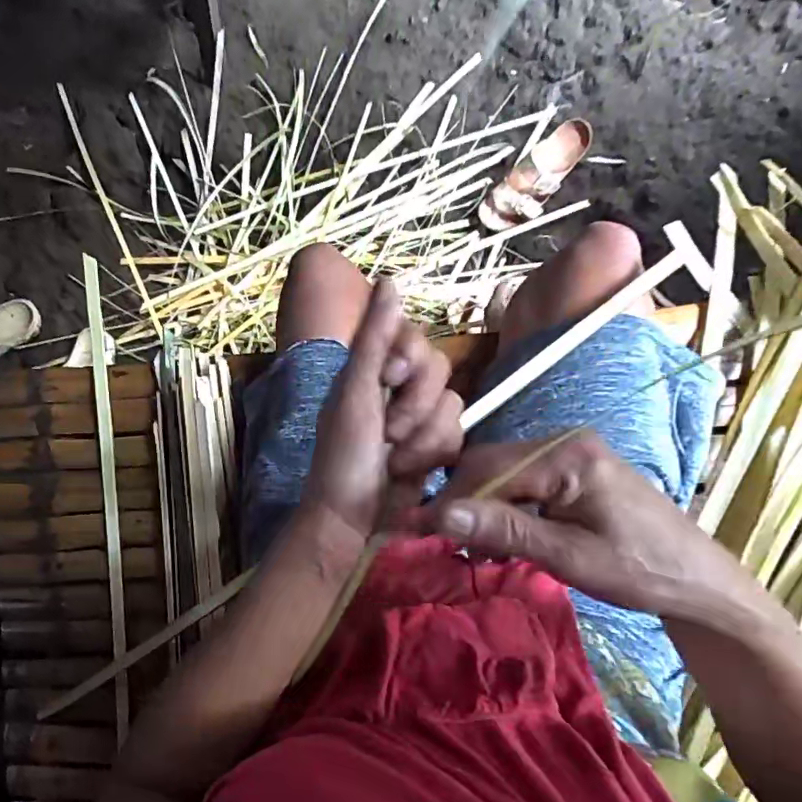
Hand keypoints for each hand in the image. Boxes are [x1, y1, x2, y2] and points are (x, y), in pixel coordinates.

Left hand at [303, 279, 463, 540]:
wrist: (353, 521)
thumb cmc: (343, 458)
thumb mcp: (354, 393)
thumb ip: (374, 339)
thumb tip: (389, 280)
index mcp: (373, 369)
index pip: (417, 339)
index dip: (410, 359)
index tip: (389, 379)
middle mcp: (400, 388)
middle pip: (440, 369)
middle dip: (414, 407)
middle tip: (387, 433)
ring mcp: (421, 418)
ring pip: (453, 405)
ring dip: (423, 437)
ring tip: (396, 460)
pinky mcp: (438, 447)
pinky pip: (458, 435)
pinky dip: (435, 455)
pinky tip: (413, 471)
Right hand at [427, 430, 765, 626]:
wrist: (695, 580)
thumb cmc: (638, 570)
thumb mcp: (568, 555)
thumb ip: (506, 530)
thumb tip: (441, 514)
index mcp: (568, 454)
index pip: (488, 468)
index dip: (451, 502)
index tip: (416, 532)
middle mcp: (568, 442)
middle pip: (494, 465)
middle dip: (468, 506)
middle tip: (451, 549)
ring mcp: (574, 455)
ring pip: (508, 475)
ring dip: (488, 511)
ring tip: (482, 553)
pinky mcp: (578, 472)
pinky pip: (528, 483)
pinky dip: (511, 511)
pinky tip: (507, 542)